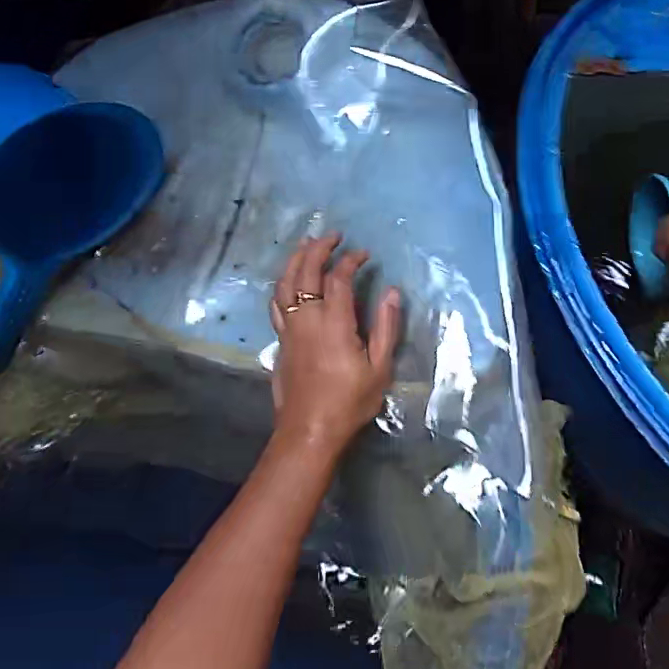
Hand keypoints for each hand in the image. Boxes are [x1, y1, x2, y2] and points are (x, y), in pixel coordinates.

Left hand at [266, 232, 401, 457]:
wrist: (308, 431)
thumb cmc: (349, 401)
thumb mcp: (379, 368)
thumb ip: (385, 327)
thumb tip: (391, 292)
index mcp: (334, 323)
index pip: (338, 278)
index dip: (350, 260)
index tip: (363, 254)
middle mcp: (307, 318)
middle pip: (305, 270)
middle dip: (319, 248)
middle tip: (334, 236)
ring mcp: (289, 328)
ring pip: (285, 282)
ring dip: (295, 259)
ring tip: (306, 244)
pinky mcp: (280, 339)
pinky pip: (276, 301)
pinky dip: (282, 283)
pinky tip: (288, 280)